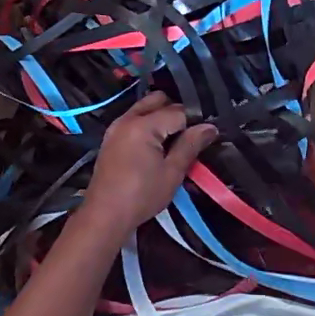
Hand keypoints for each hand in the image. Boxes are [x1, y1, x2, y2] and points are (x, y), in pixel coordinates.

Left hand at [80, 92, 217, 234]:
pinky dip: (147, 124)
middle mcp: (127, 119)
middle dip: (177, 112)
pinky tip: (157, 144)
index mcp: (143, 125)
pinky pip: (133, 119)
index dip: (195, 122)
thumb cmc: (141, 196)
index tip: (206, 136)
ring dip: (161, 116)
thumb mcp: (171, 172)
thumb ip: (190, 146)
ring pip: (144, 108)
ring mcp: (116, 127)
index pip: (178, 111)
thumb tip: (210, 127)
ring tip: (175, 140)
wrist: (105, 214)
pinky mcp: (111, 138)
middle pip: (158, 100)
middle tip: (190, 135)